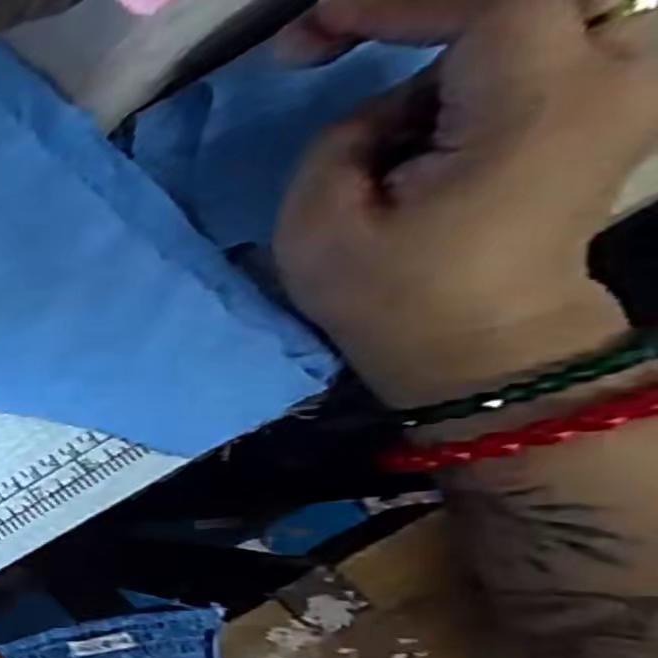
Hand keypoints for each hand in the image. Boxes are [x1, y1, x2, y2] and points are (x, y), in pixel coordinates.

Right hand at [273, 0, 657, 406]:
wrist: (479, 341)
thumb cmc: (389, 297)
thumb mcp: (321, 228)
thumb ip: (343, 140)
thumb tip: (389, 107)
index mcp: (539, 108)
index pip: (490, 3)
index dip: (393, 1)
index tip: (312, 24)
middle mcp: (614, 71)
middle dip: (422, 9)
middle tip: (332, 35)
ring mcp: (626, 78)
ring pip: (536, 14)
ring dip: (447, 35)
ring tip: (376, 97)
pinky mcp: (608, 92)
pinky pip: (544, 35)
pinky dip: (471, 52)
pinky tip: (419, 110)